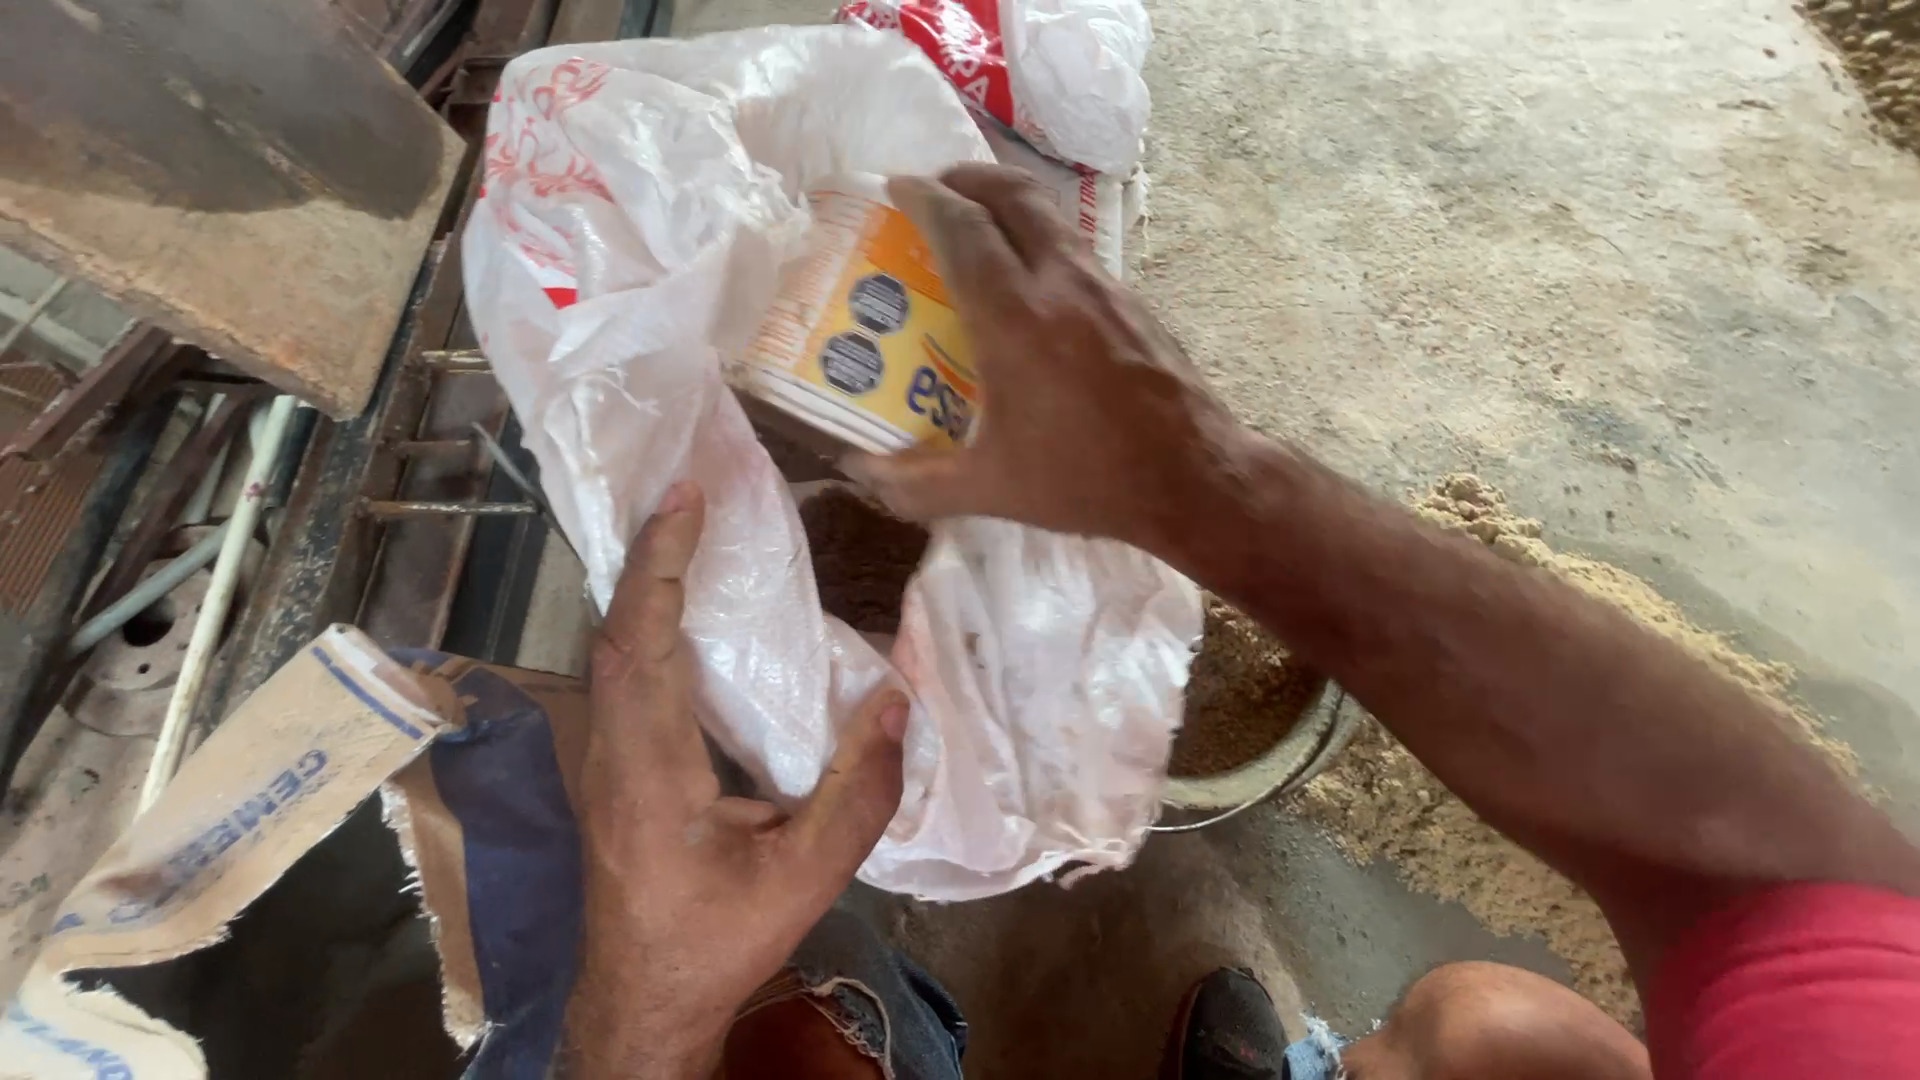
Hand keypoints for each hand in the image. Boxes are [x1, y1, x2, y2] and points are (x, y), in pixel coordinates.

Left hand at [562, 481, 909, 1078]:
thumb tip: (896, 702)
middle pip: (614, 633)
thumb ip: (858, 792)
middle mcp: (612, 752)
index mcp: (650, 771)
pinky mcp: (612, 767)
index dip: (660, 566)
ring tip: (683, 533)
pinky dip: (643, 621)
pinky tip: (676, 608)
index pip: (642, 645)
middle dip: (650, 555)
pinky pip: (619, 674)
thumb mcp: (808, 878)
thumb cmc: (721, 939)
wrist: (644, 999)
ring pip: (607, 651)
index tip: (686, 501)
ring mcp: (602, 759)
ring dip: (642, 584)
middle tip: (690, 496)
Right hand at [841, 164, 1249, 558]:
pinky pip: (1078, 252)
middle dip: (967, 179)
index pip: (961, 227)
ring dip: (1008, 206)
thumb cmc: (1085, 480)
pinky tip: (1035, 291)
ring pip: (1051, 217)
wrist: (1192, 478)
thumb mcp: (989, 489)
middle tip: (936, 192)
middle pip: (1011, 194)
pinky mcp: (1136, 304)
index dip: (923, 198)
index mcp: (1014, 317)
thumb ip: (916, 484)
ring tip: (980, 230)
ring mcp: (1107, 287)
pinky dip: (1043, 245)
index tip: (896, 187)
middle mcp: (1061, 283)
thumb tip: (861, 474)